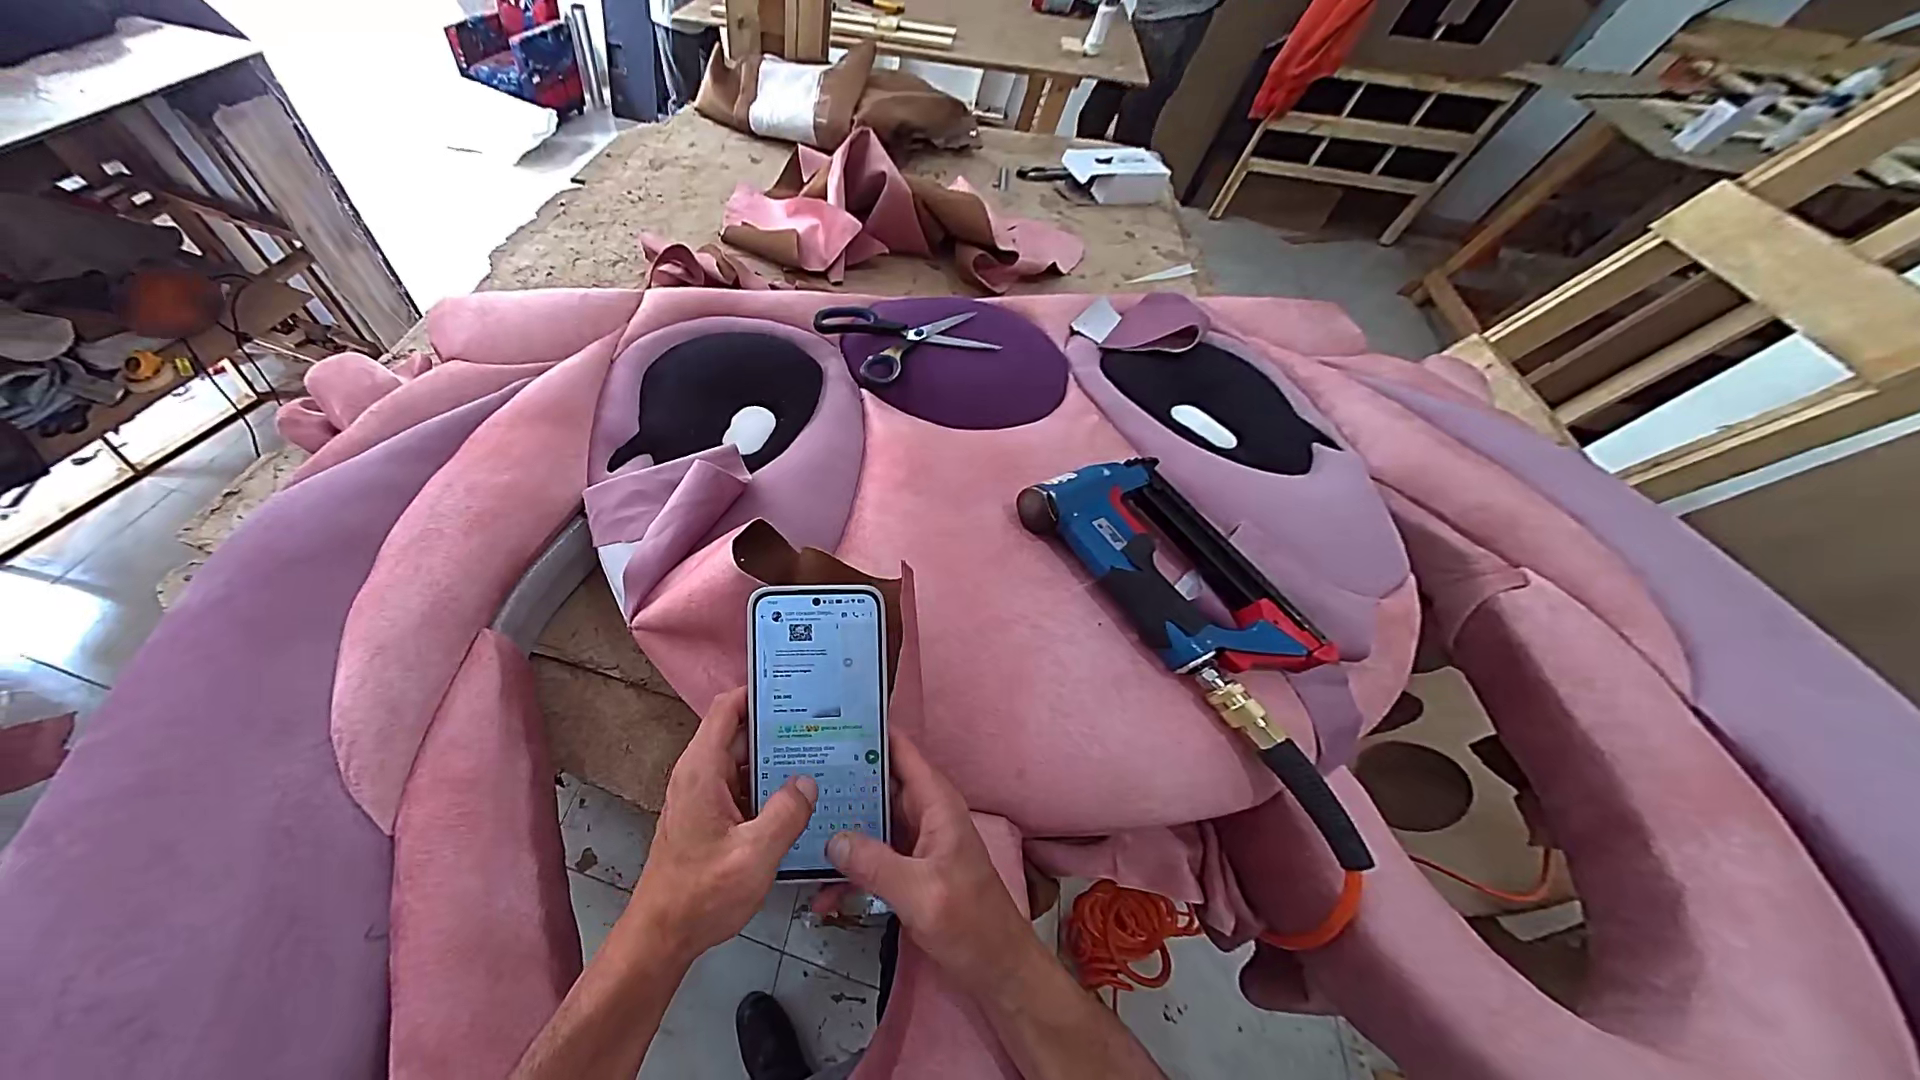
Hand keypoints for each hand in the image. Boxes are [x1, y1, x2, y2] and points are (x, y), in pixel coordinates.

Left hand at [621, 688, 815, 964]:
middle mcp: (701, 774)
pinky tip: (804, 790)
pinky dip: (772, 781)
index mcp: (702, 770)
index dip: (758, 690)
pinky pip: (746, 784)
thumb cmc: (700, 895)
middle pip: (742, 731)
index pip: (727, 708)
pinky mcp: (713, 814)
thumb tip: (808, 781)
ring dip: (780, 755)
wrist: (661, 939)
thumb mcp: (753, 855)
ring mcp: (706, 794)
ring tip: (822, 749)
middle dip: (780, 723)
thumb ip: (786, 813)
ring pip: (747, 759)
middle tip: (824, 720)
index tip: (796, 684)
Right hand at [821, 730, 1041, 995]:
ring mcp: (914, 842)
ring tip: (796, 824)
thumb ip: (875, 864)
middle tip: (796, 770)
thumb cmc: (970, 922)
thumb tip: (833, 838)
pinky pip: (871, 856)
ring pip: (870, 820)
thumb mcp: (920, 893)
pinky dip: (848, 868)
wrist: (995, 969)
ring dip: (839, 827)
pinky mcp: (905, 869)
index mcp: (935, 803)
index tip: (831, 721)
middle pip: (878, 782)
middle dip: (842, 778)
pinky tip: (820, 889)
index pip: (901, 751)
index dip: (871, 731)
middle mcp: (924, 814)